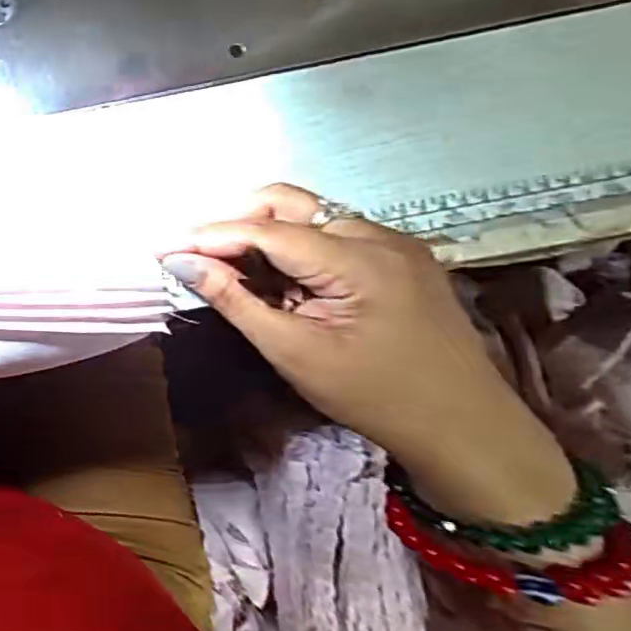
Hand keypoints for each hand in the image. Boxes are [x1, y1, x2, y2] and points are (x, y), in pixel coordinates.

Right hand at [162, 184, 574, 525]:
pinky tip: (282, 280)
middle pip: (289, 203)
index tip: (165, 248)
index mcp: (358, 260)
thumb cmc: (373, 396)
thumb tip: (182, 263)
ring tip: (235, 271)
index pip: (266, 230)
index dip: (210, 236)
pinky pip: (334, 232)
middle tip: (198, 254)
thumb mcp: (293, 352)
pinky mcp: (400, 255)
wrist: (465, 427)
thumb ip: (235, 301)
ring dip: (265, 234)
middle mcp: (379, 234)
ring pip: (310, 214)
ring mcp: (394, 241)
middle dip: (236, 222)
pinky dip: (296, 247)